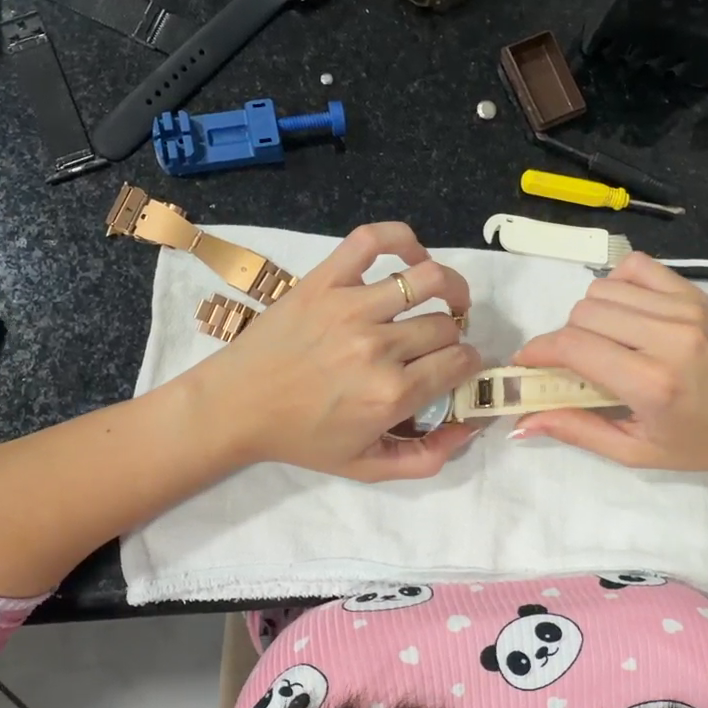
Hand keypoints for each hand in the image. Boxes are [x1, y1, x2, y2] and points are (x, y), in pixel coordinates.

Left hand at [185, 222, 482, 481]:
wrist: (236, 407)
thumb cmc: (301, 439)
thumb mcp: (366, 467)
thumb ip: (426, 458)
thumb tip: (471, 429)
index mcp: (391, 394)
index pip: (459, 363)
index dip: (469, 365)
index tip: (457, 368)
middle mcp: (379, 346)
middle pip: (446, 326)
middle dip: (453, 337)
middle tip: (437, 346)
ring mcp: (351, 307)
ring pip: (427, 280)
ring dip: (449, 288)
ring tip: (446, 299)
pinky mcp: (324, 280)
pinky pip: (372, 240)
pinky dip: (402, 239)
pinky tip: (411, 258)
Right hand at [510, 253, 707, 479]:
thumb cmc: (702, 444)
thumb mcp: (637, 452)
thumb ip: (578, 431)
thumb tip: (521, 422)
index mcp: (651, 383)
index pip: (572, 346)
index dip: (538, 352)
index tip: (527, 364)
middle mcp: (667, 337)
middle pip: (582, 314)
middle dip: (565, 339)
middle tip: (575, 365)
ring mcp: (684, 309)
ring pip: (603, 290)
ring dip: (589, 316)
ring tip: (603, 343)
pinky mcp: (695, 294)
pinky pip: (635, 268)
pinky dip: (618, 286)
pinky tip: (625, 315)